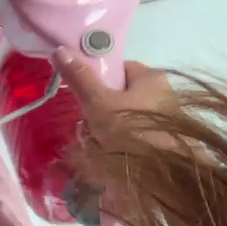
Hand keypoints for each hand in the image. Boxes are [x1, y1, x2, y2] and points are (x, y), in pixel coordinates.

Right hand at [52, 51, 185, 223]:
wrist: (166, 176)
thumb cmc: (132, 131)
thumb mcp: (98, 104)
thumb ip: (80, 79)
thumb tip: (59, 49)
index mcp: (152, 78)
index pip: (121, 68)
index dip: (99, 80)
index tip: (84, 97)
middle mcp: (164, 95)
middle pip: (122, 96)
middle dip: (100, 111)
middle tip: (87, 126)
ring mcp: (166, 122)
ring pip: (126, 120)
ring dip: (109, 132)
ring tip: (97, 148)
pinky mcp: (166, 145)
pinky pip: (136, 140)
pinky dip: (122, 147)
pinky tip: (113, 160)